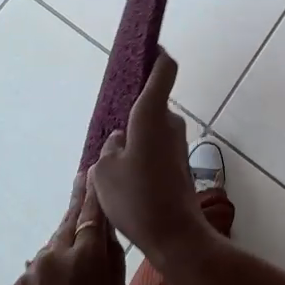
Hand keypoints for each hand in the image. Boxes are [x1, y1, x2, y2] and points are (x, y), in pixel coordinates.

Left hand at [0, 171, 126, 284]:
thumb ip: (112, 260)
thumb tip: (104, 230)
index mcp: (86, 259)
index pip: (92, 211)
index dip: (93, 188)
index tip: (93, 165)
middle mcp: (52, 258)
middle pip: (68, 226)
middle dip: (77, 215)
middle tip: (83, 188)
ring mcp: (25, 276)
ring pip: (49, 256)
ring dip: (60, 262)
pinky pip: (30, 279)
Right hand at [91, 52, 211, 264]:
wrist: (175, 236)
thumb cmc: (137, 198)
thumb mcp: (104, 174)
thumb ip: (108, 150)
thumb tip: (119, 141)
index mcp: (151, 113)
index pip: (164, 69)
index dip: (157, 55)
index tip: (146, 48)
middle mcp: (169, 122)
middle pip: (150, 105)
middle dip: (132, 114)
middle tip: (109, 131)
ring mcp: (177, 144)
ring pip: (151, 130)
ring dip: (135, 140)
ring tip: (112, 166)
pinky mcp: (179, 164)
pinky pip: (156, 149)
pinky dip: (142, 157)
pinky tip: (126, 181)